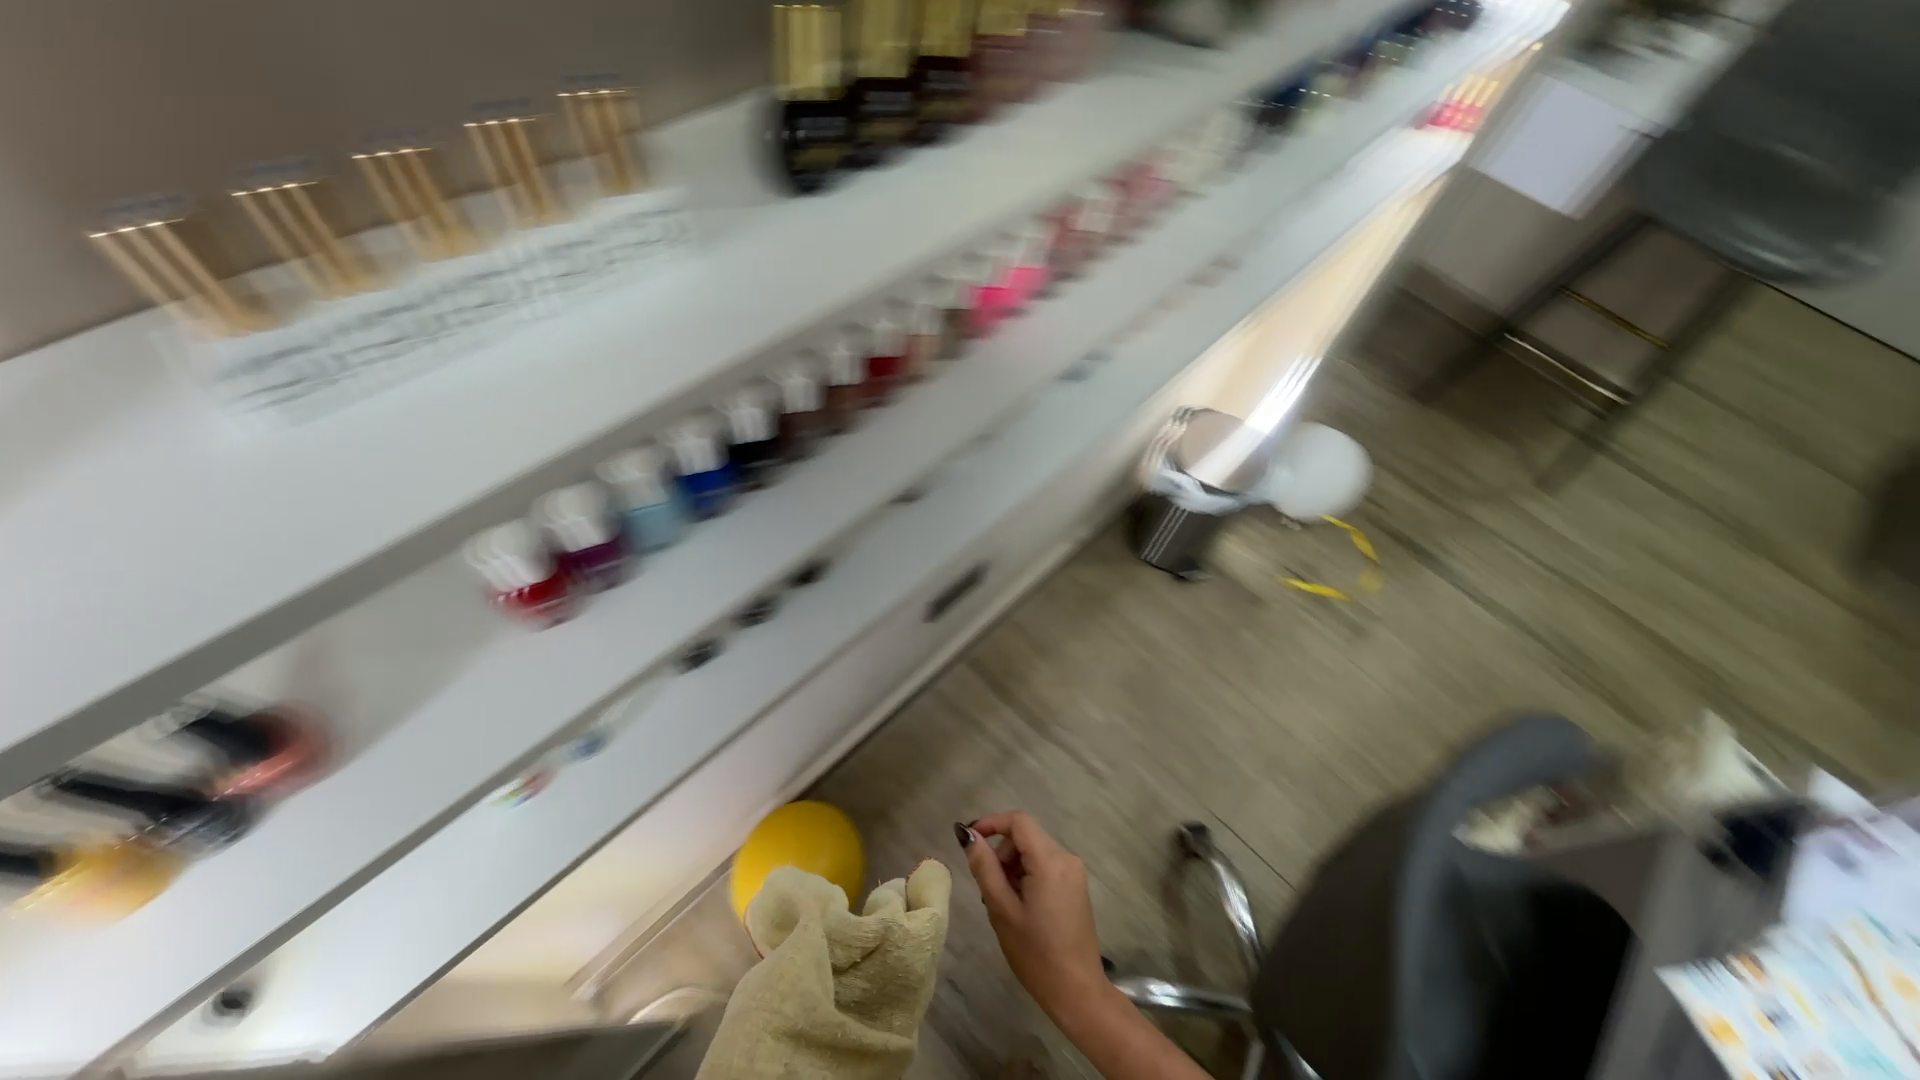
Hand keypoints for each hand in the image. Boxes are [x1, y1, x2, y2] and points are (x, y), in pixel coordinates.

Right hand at [955, 811, 1116, 1026]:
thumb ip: (985, 867)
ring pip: (1034, 852)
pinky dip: (1027, 877)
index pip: (1018, 821)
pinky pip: (1046, 867)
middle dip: (1001, 854)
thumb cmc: (1035, 952)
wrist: (1076, 989)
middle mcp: (1066, 858)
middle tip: (987, 889)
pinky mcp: (1076, 887)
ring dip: (1012, 868)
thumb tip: (970, 835)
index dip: (991, 823)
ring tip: (1003, 904)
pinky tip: (1020, 908)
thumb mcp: (1001, 909)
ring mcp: (1074, 873)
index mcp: (1050, 860)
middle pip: (1026, 837)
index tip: (969, 841)